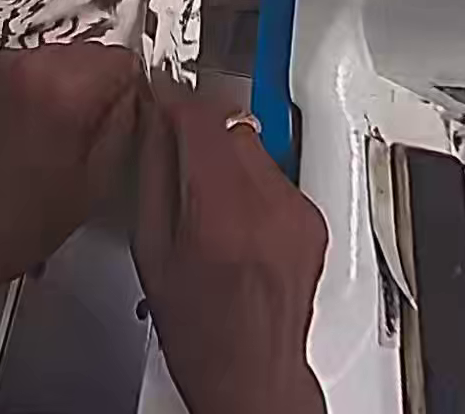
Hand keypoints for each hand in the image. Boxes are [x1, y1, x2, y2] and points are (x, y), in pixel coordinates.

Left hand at [0, 42, 141, 327]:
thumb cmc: (31, 216)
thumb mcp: (100, 176)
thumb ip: (126, 120)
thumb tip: (136, 89)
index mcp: (67, 91)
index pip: (123, 59)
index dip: (130, 89)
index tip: (123, 114)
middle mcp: (37, 64)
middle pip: (96, 52)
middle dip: (103, 82)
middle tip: (93, 125)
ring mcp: (13, 61)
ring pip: (71, 53)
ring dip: (77, 79)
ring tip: (65, 124)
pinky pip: (44, 59)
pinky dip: (51, 78)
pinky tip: (42, 116)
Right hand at [133, 73, 326, 413]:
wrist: (253, 375)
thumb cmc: (198, 328)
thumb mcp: (151, 247)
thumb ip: (153, 171)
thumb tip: (155, 120)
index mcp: (220, 215)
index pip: (200, 120)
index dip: (175, 97)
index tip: (161, 89)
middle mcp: (266, 206)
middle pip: (228, 123)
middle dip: (198, 123)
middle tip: (176, 142)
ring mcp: (295, 210)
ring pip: (251, 141)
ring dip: (225, 150)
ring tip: (208, 192)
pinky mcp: (312, 216)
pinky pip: (272, 168)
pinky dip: (250, 174)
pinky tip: (237, 211)